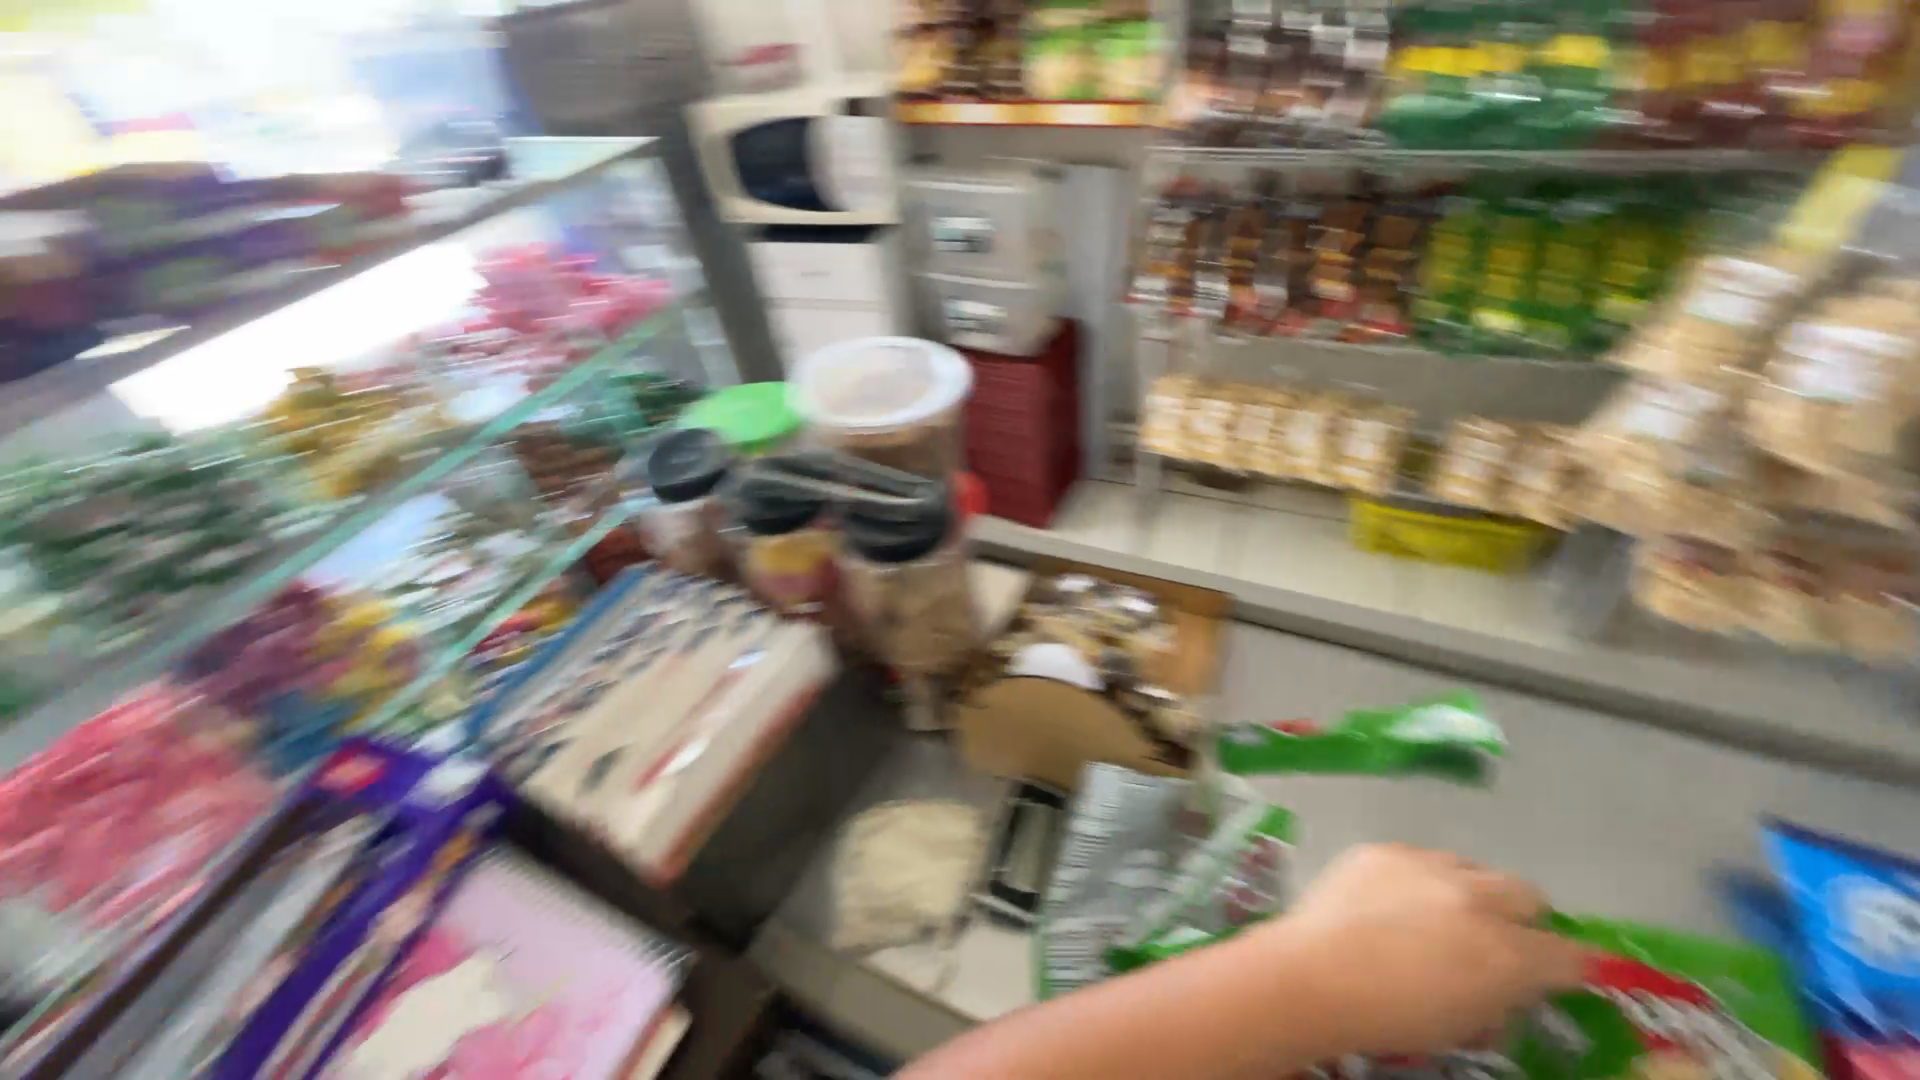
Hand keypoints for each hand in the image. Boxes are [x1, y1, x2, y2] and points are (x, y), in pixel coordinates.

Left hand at [1255, 842, 1588, 1057]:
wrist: (1314, 974)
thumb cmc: (1392, 1016)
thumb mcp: (1467, 1024)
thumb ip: (1502, 994)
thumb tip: (1510, 981)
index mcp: (1507, 952)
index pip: (1569, 953)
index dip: (1567, 965)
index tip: (1556, 971)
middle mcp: (1474, 897)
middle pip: (1526, 892)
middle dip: (1522, 915)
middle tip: (1497, 935)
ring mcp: (1425, 865)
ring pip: (1471, 867)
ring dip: (1468, 888)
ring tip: (1437, 912)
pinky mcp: (1382, 849)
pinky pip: (1417, 857)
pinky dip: (1417, 876)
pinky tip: (1391, 898)